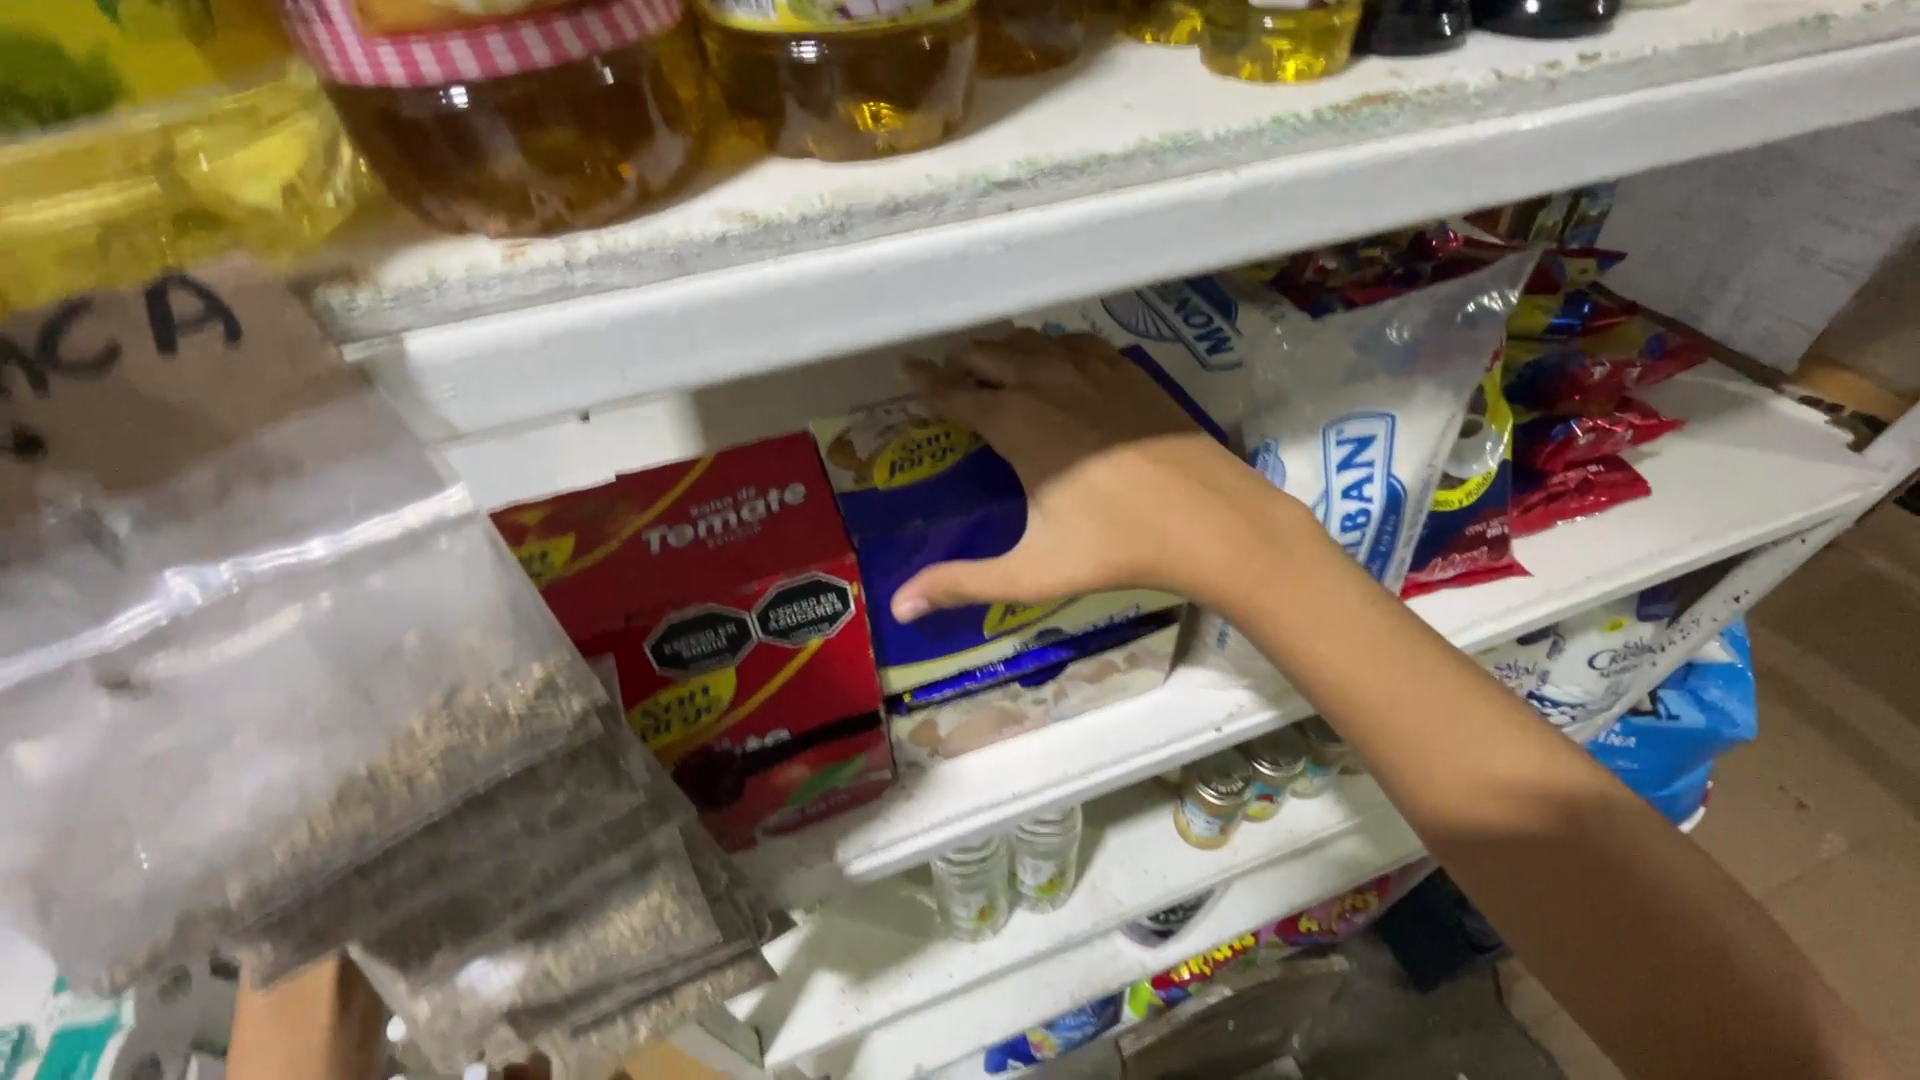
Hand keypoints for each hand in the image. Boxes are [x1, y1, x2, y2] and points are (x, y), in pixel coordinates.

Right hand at [891, 329, 1302, 621]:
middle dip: (961, 360)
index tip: (906, 370)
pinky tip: (1056, 355)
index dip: (926, 383)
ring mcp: (1094, 373)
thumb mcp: (1032, 572)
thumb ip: (962, 583)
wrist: (1210, 521)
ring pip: (1033, 343)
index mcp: (1016, 424)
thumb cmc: (1116, 548)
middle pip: (990, 356)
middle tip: (944, 370)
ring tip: (988, 358)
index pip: (956, 393)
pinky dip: (1052, 345)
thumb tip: (899, 606)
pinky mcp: (1130, 374)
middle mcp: (1048, 384)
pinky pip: (1077, 343)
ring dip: (1003, 347)